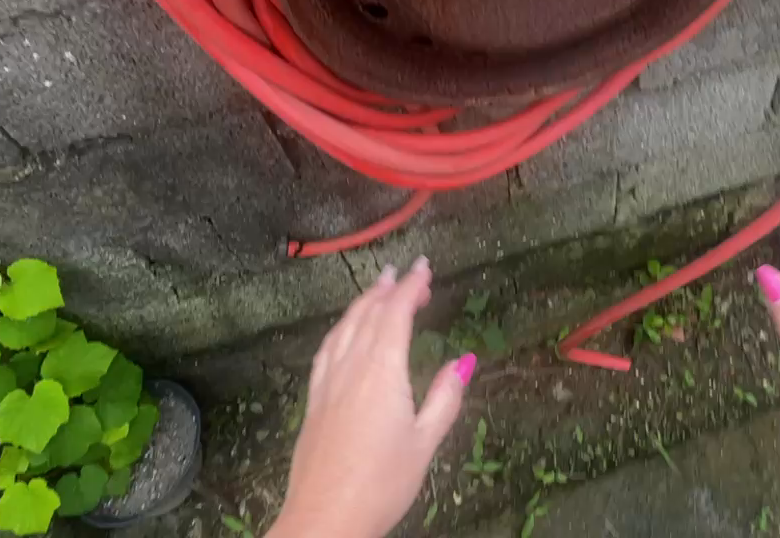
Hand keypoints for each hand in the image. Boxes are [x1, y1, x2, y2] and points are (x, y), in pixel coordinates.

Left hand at [268, 257, 473, 537]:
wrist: (323, 520)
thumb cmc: (381, 483)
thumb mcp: (424, 443)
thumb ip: (445, 398)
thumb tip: (465, 360)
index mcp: (383, 370)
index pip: (397, 312)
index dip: (412, 285)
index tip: (425, 266)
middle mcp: (353, 364)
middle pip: (371, 312)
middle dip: (391, 287)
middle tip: (410, 274)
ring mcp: (328, 379)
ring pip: (346, 324)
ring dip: (365, 300)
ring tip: (380, 286)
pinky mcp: (314, 397)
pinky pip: (328, 346)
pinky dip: (342, 325)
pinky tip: (345, 328)